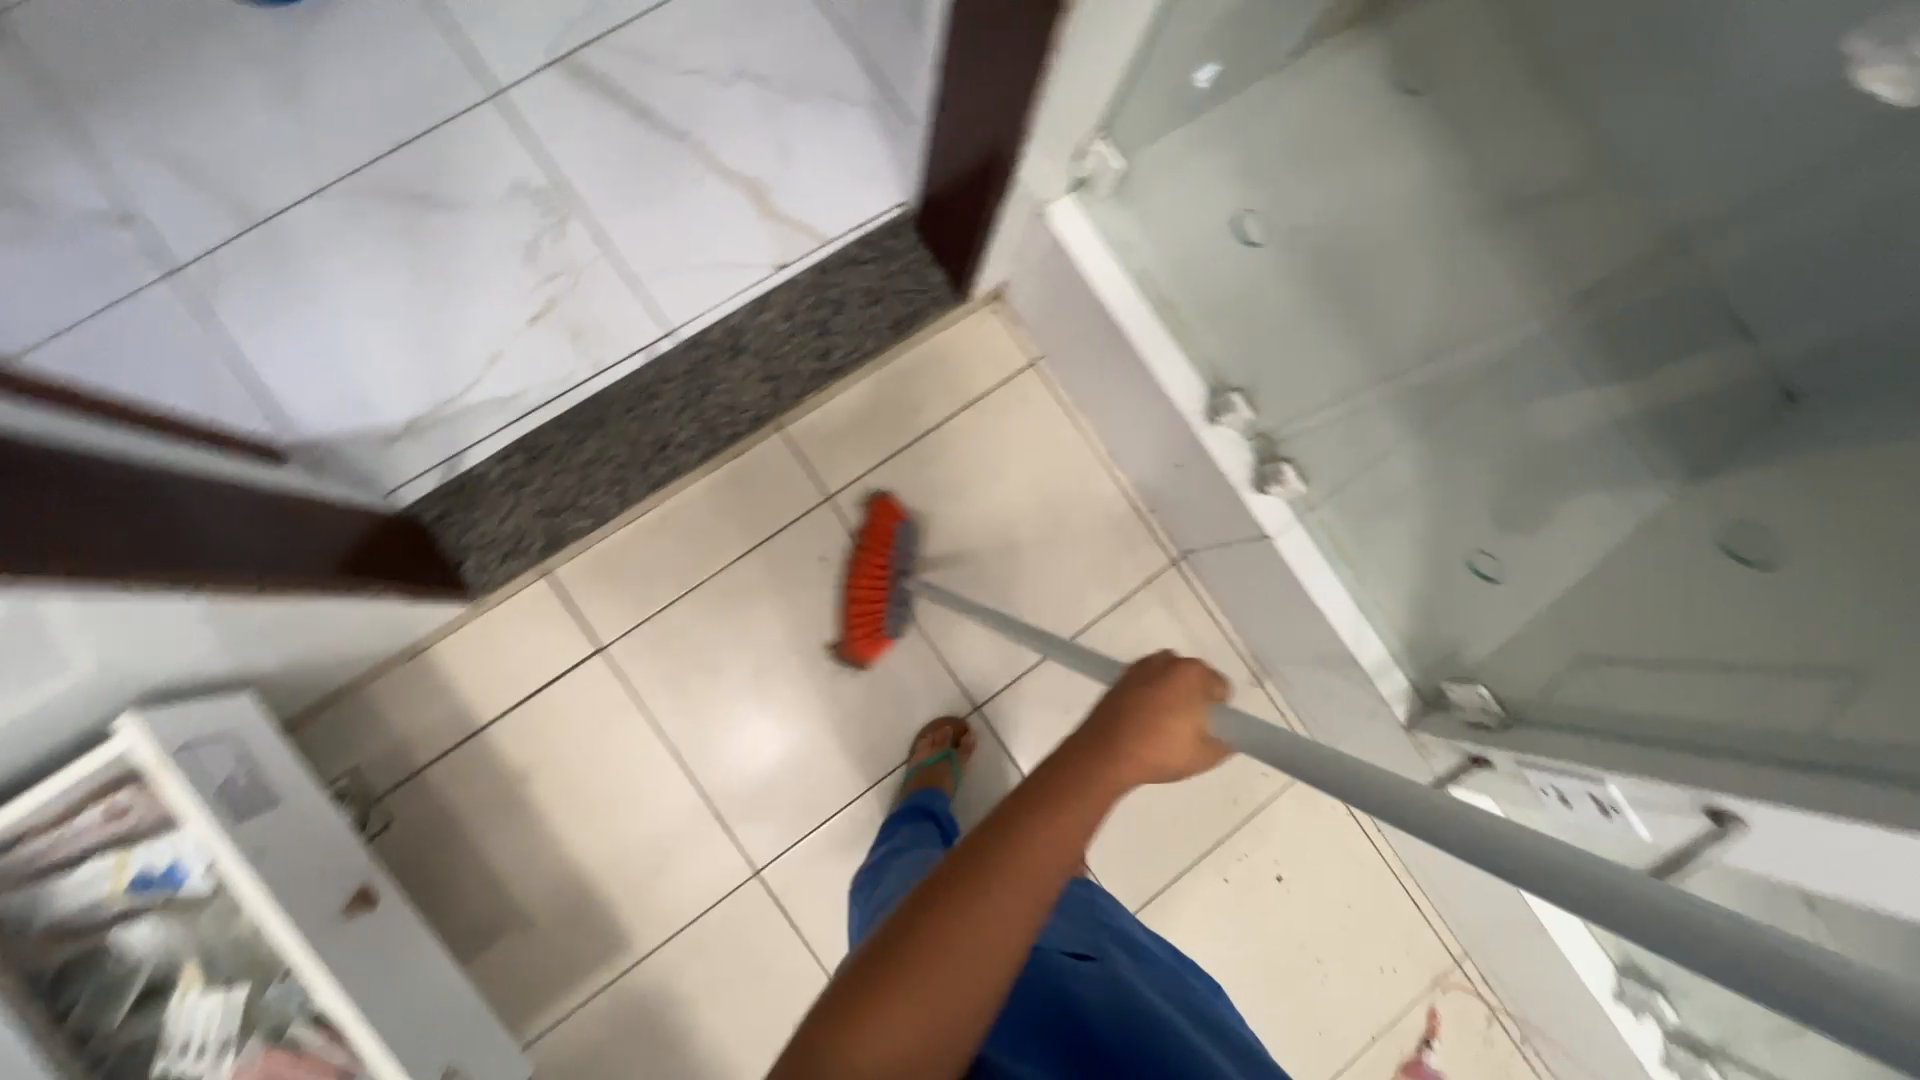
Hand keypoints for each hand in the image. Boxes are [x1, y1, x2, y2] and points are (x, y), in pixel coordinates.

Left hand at [1066, 650, 1232, 789]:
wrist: (1105, 752)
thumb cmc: (1160, 752)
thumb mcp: (1204, 756)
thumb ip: (1223, 746)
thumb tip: (1225, 740)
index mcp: (1193, 674)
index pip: (1219, 685)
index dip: (1220, 707)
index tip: (1212, 725)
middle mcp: (1168, 662)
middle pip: (1193, 675)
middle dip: (1196, 694)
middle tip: (1191, 723)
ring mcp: (1140, 667)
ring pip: (1167, 675)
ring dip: (1172, 690)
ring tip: (1167, 719)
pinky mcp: (1120, 677)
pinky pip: (1146, 681)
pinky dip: (1150, 692)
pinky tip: (1146, 716)